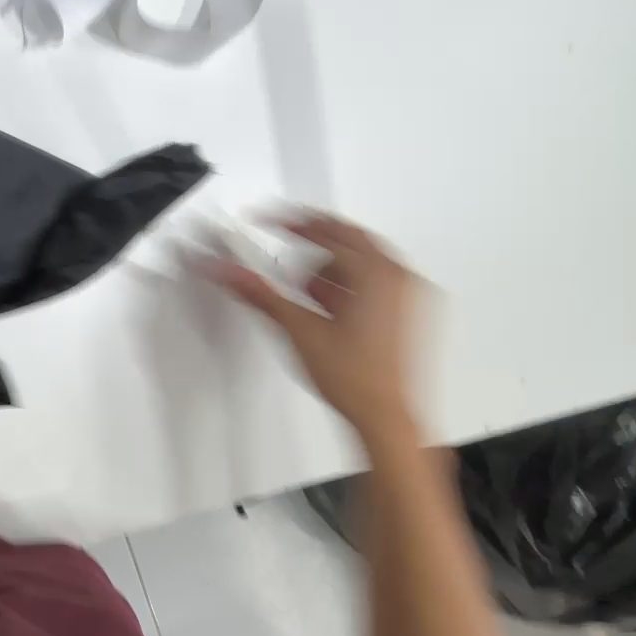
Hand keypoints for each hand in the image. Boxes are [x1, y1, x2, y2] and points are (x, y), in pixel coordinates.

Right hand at [207, 213, 424, 443]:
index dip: (294, 223)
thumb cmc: (354, 376)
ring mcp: (409, 299)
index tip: (266, 219)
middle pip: (353, 241)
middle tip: (282, 237)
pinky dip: (345, 284)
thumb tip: (227, 271)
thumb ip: (260, 294)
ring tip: (300, 288)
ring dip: (328, 266)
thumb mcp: (297, 329)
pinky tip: (322, 305)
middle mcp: (401, 281)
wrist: (386, 415)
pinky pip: (374, 283)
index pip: (332, 233)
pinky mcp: (406, 316)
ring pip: (363, 264)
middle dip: (314, 239)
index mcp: (379, 277)